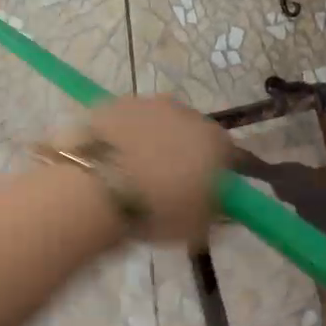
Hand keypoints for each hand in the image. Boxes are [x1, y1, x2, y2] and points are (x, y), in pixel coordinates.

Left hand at [77, 96, 230, 245]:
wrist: (96, 185)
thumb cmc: (156, 210)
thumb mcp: (200, 224)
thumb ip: (214, 205)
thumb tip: (213, 198)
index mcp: (214, 141)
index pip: (229, 153)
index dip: (220, 170)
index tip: (210, 186)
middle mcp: (183, 112)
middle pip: (191, 129)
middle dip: (185, 148)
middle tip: (170, 175)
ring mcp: (145, 102)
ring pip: (157, 119)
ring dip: (153, 135)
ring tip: (137, 163)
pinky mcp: (111, 101)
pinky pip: (127, 117)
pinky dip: (125, 130)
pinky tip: (114, 151)